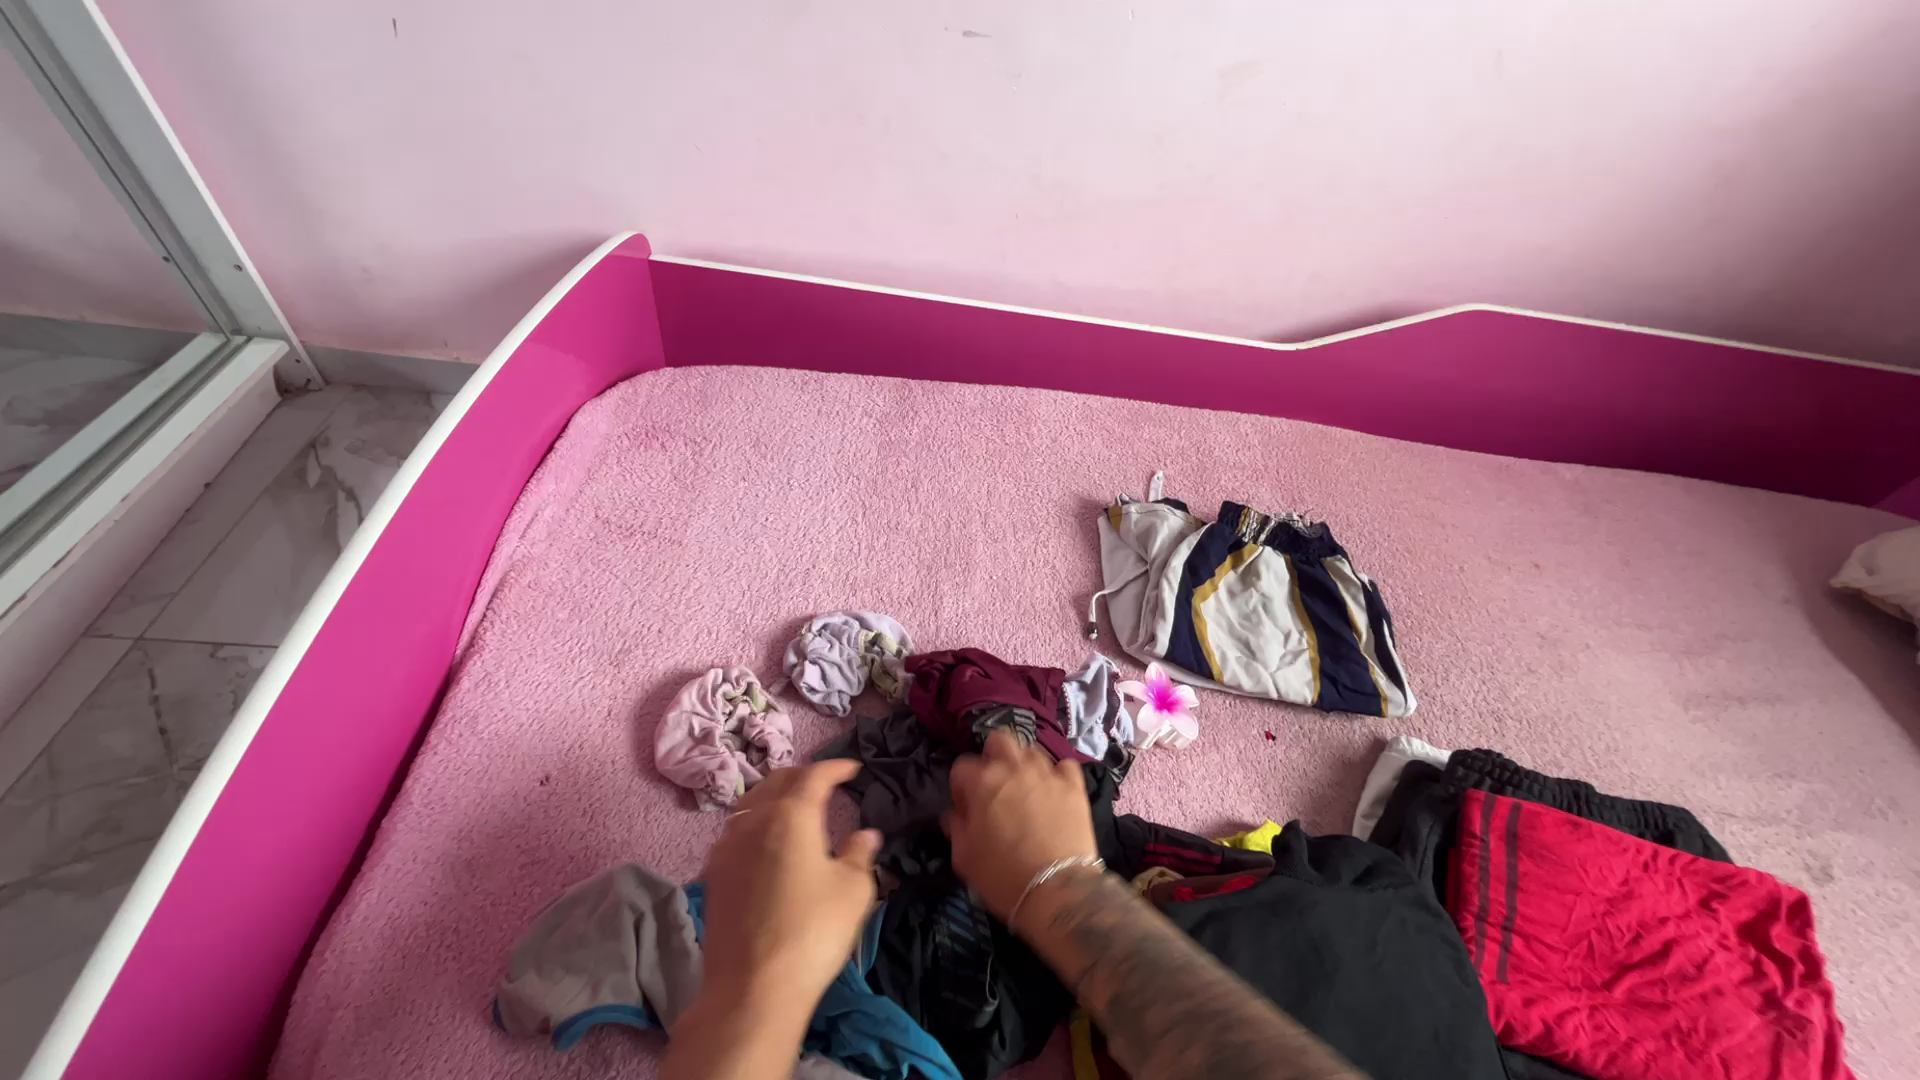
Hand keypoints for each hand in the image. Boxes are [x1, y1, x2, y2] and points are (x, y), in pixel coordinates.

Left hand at [699, 760, 880, 1010]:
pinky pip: (737, 830)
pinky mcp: (713, 874)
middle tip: (826, 782)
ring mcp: (727, 847)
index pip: (814, 775)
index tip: (853, 768)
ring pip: (751, 803)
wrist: (752, 989)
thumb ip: (859, 853)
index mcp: (792, 815)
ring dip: (776, 794)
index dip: (836, 767)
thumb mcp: (852, 890)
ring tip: (795, 805)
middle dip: (803, 775)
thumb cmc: (812, 932)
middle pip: (777, 780)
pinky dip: (756, 821)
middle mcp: (755, 821)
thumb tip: (865, 834)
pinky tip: (767, 840)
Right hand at [945, 730, 1098, 918]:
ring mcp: (1046, 773)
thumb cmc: (1003, 877)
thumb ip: (956, 827)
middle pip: (999, 740)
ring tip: (1025, 788)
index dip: (961, 786)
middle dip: (993, 756)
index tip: (966, 806)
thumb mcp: (965, 858)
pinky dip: (1058, 775)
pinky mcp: (1073, 785)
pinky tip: (1054, 791)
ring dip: (1024, 765)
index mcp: (982, 783)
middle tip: (995, 783)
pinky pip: (1064, 766)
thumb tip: (955, 815)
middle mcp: (1013, 769)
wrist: (1057, 890)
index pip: (962, 767)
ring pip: (1031, 750)